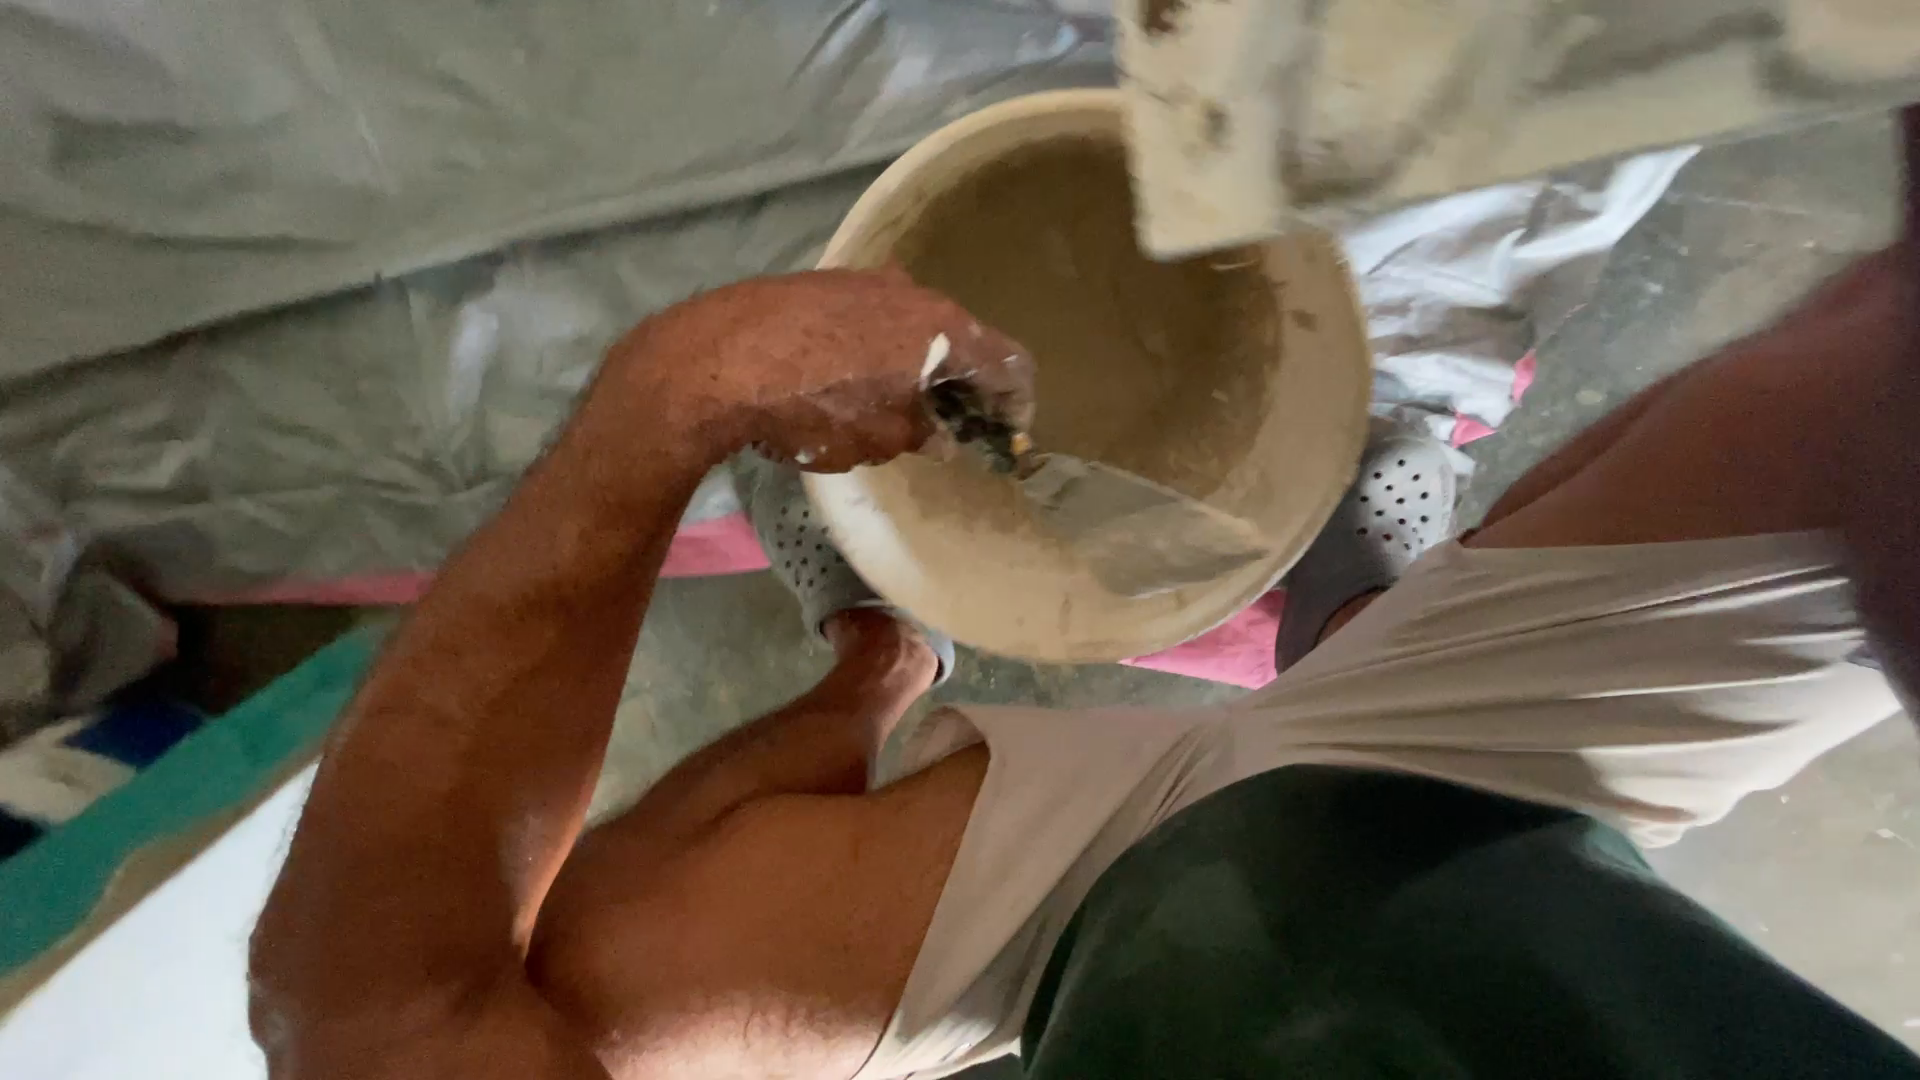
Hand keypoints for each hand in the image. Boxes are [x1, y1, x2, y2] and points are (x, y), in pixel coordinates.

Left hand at [617, 267, 1034, 471]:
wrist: (715, 361)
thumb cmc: (814, 409)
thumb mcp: (879, 438)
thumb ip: (922, 432)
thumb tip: (939, 432)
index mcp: (942, 330)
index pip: (1008, 362)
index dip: (1015, 401)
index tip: (1005, 431)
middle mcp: (914, 293)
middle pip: (962, 338)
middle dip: (965, 381)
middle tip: (953, 421)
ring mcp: (864, 280)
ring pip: (913, 324)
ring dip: (919, 361)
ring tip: (898, 399)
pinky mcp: (822, 280)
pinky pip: (871, 316)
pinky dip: (879, 346)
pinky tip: (850, 374)